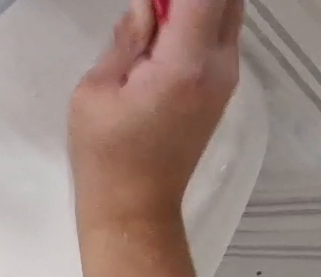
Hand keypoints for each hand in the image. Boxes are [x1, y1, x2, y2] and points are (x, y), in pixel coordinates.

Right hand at [69, 0, 243, 228]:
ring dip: (193, 7)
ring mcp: (226, 78)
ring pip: (227, 10)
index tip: (148, 1)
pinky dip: (198, 24)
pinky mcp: (222, 90)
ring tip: (152, 32)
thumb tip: (145, 6)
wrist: (133, 212)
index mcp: (185, 63)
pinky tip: (162, 45)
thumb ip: (125, 41)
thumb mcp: (93, 95)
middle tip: (149, 12)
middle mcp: (219, 63)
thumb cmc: (104, 160)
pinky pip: (220, 35)